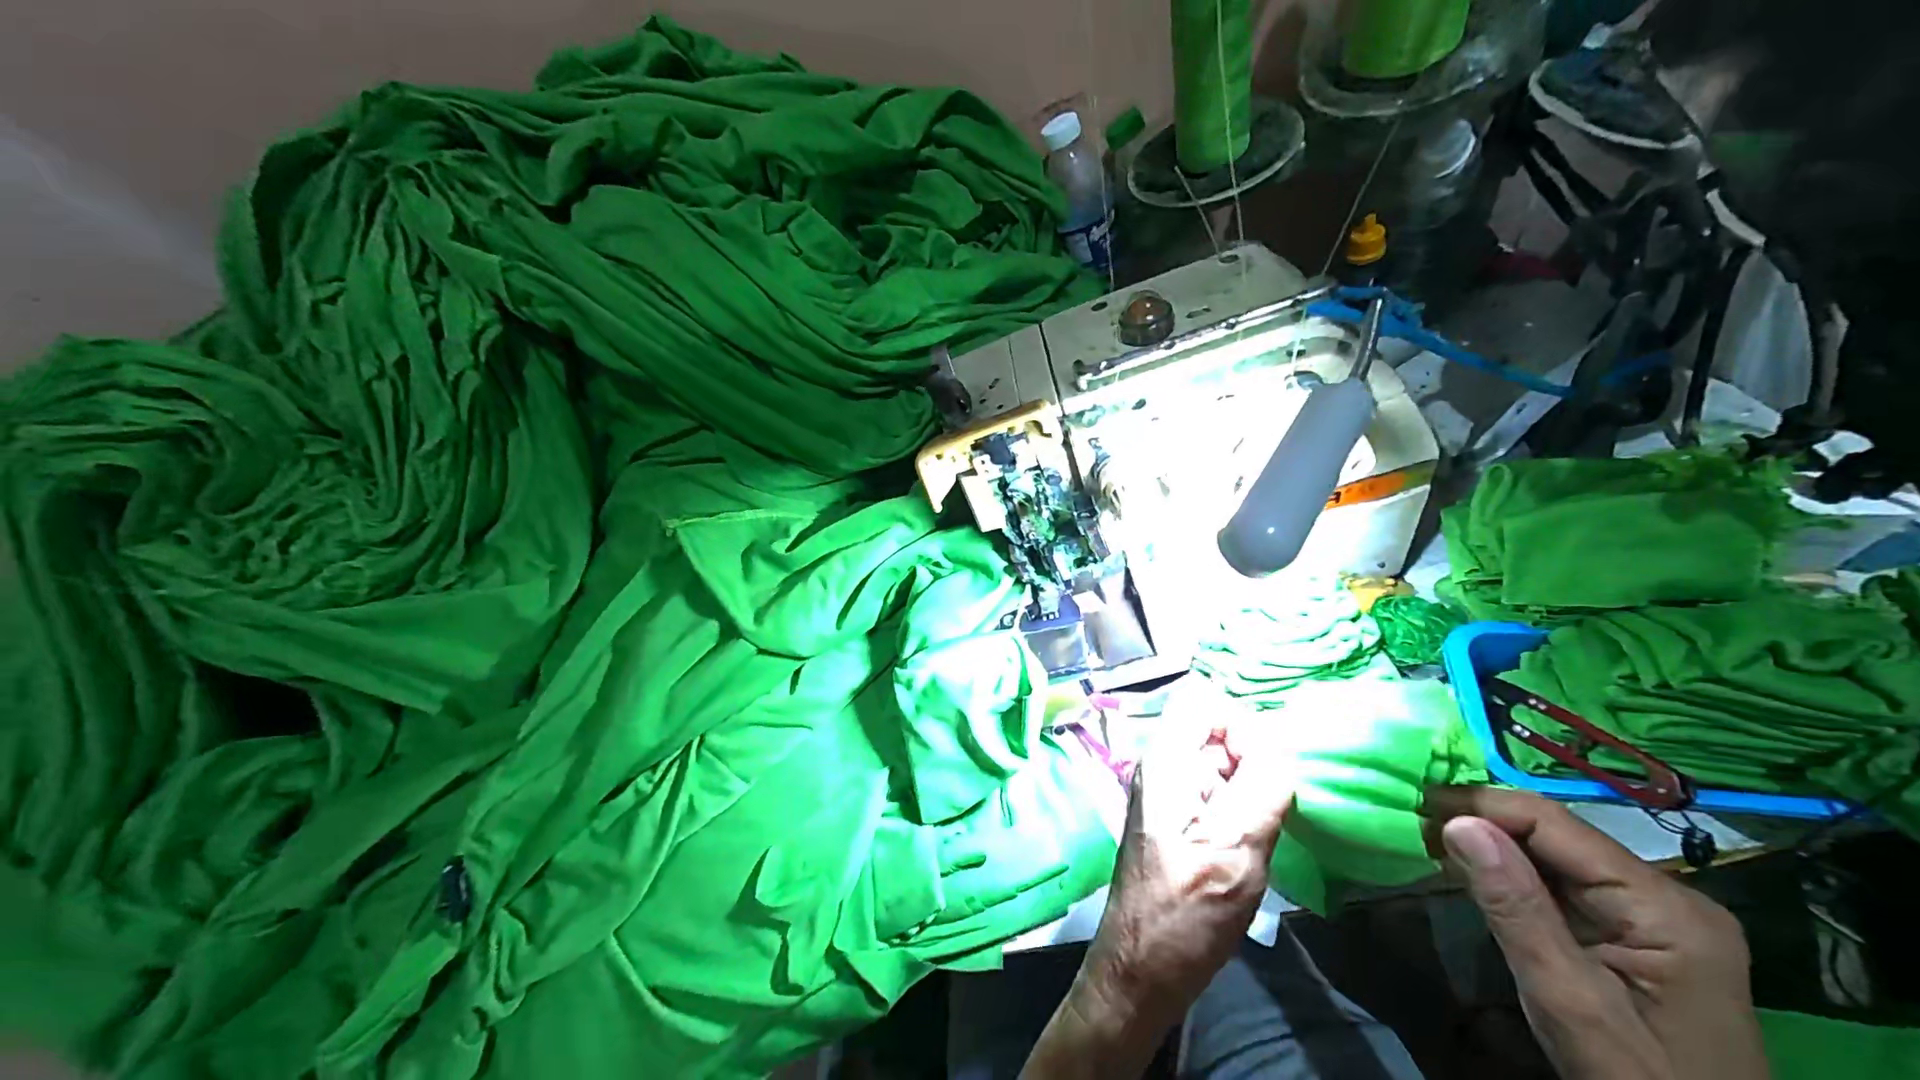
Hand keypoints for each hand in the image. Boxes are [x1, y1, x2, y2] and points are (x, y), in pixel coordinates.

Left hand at [1084, 717, 1292, 1021]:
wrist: (1143, 969)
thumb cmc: (1184, 913)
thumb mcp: (1234, 849)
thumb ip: (1261, 787)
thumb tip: (1282, 743)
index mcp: (1166, 762)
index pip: (1205, 702)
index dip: (1244, 721)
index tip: (1271, 766)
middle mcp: (1164, 767)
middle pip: (1217, 730)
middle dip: (1255, 756)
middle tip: (1276, 805)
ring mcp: (1172, 794)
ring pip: (1223, 762)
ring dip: (1254, 785)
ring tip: (1269, 827)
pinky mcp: (1182, 820)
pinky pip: (1220, 791)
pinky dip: (1246, 805)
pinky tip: (1258, 839)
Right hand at [1424, 786, 1768, 1079]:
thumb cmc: (1633, 1078)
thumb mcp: (1566, 998)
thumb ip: (1515, 907)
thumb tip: (1457, 822)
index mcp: (1664, 907)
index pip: (1555, 824)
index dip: (1481, 805)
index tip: (1416, 804)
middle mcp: (1668, 895)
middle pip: (1557, 835)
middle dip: (1483, 823)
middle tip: (1414, 821)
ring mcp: (1656, 913)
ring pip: (1556, 855)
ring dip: (1494, 846)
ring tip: (1432, 839)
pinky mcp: (1638, 931)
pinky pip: (1565, 883)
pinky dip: (1514, 873)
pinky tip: (1475, 871)